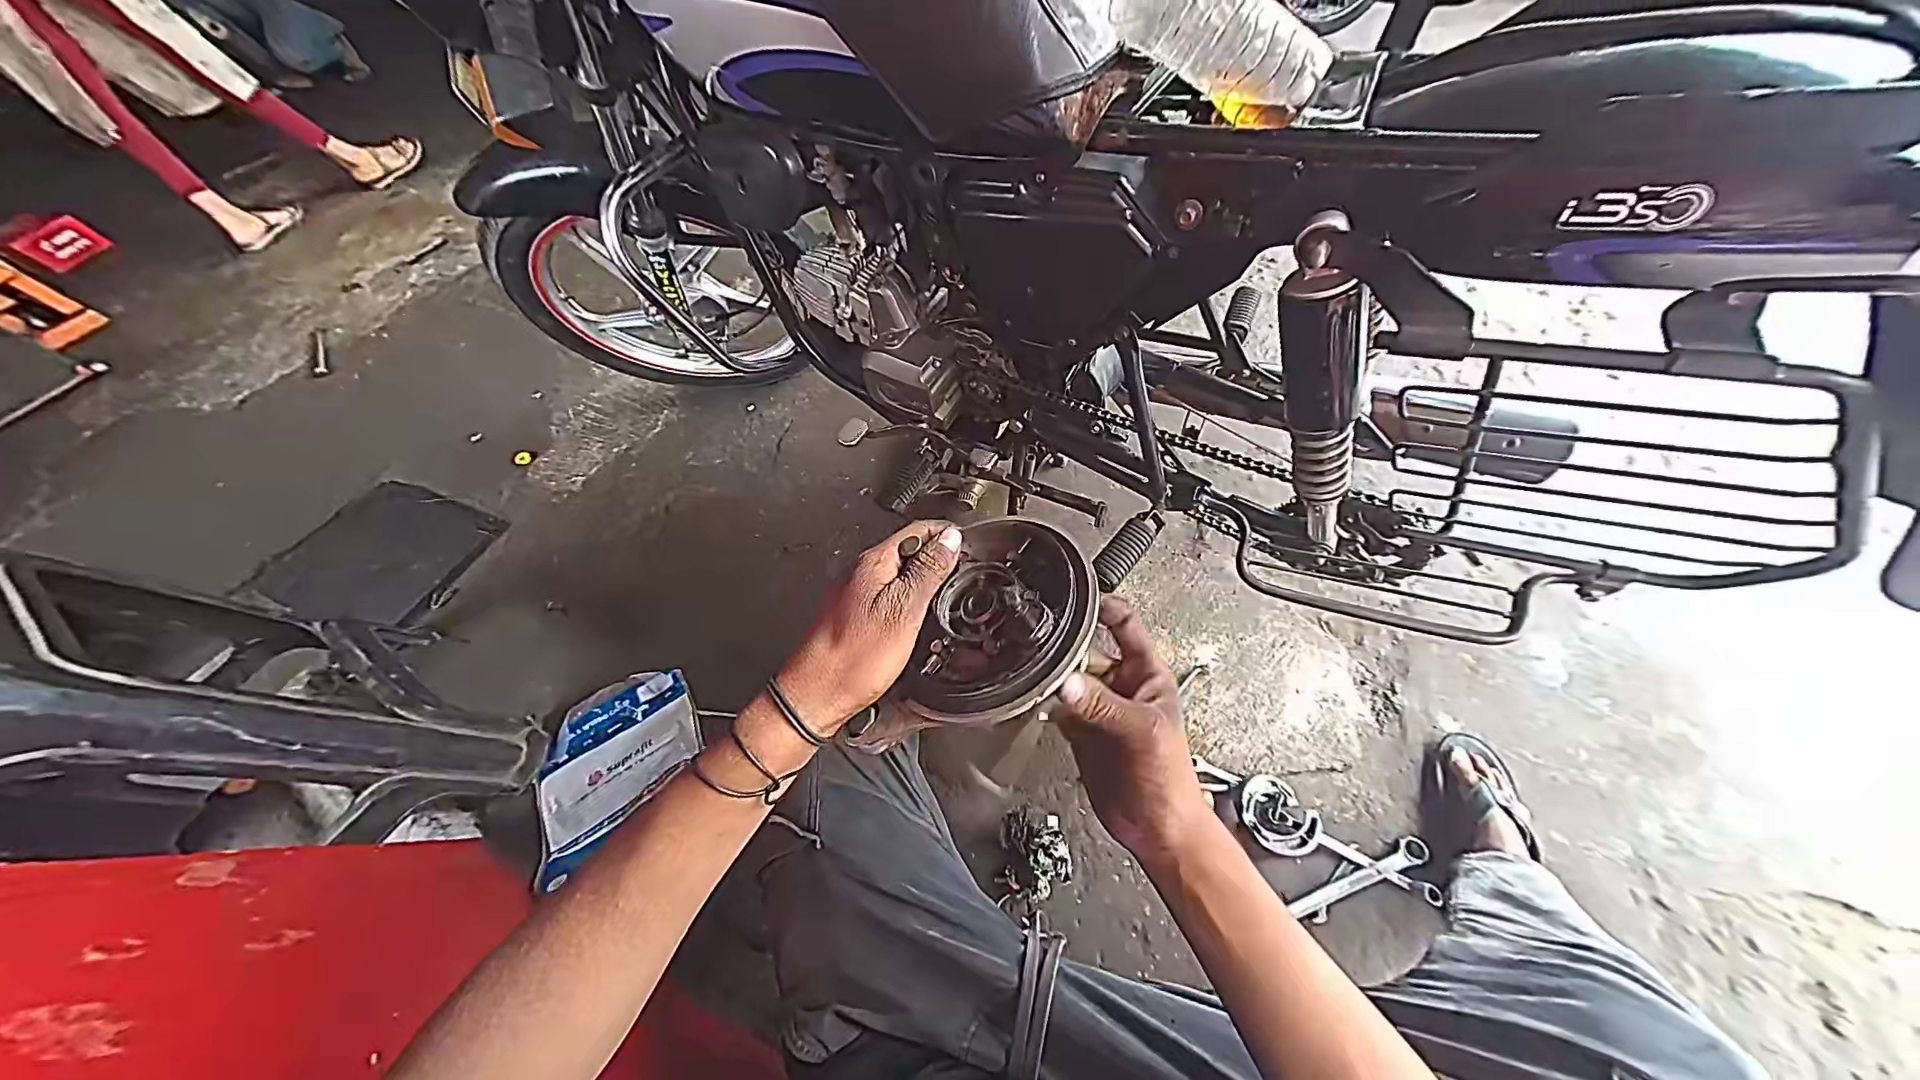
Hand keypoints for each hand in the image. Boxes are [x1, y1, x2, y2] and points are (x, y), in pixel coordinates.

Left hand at [776, 520, 961, 728]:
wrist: (817, 695)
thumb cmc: (853, 658)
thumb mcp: (903, 610)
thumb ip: (928, 571)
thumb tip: (950, 540)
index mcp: (873, 563)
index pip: (918, 530)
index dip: (948, 536)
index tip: (969, 549)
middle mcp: (860, 573)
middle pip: (908, 550)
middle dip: (938, 557)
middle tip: (963, 573)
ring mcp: (855, 593)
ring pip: (899, 573)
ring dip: (924, 579)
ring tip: (945, 594)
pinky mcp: (854, 615)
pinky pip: (889, 595)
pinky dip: (909, 600)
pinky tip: (917, 616)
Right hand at [1053, 597, 1212, 864]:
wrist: (1157, 827)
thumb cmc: (1169, 779)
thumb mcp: (1141, 732)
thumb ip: (1103, 705)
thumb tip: (1067, 683)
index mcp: (1146, 676)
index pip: (1126, 626)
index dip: (1105, 607)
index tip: (1079, 595)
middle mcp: (1121, 687)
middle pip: (1088, 652)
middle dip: (1066, 647)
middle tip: (1041, 643)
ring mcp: (1099, 709)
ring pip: (1069, 680)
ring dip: (1051, 676)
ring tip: (1030, 670)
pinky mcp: (1081, 731)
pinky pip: (1057, 707)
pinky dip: (1043, 702)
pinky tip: (1032, 698)